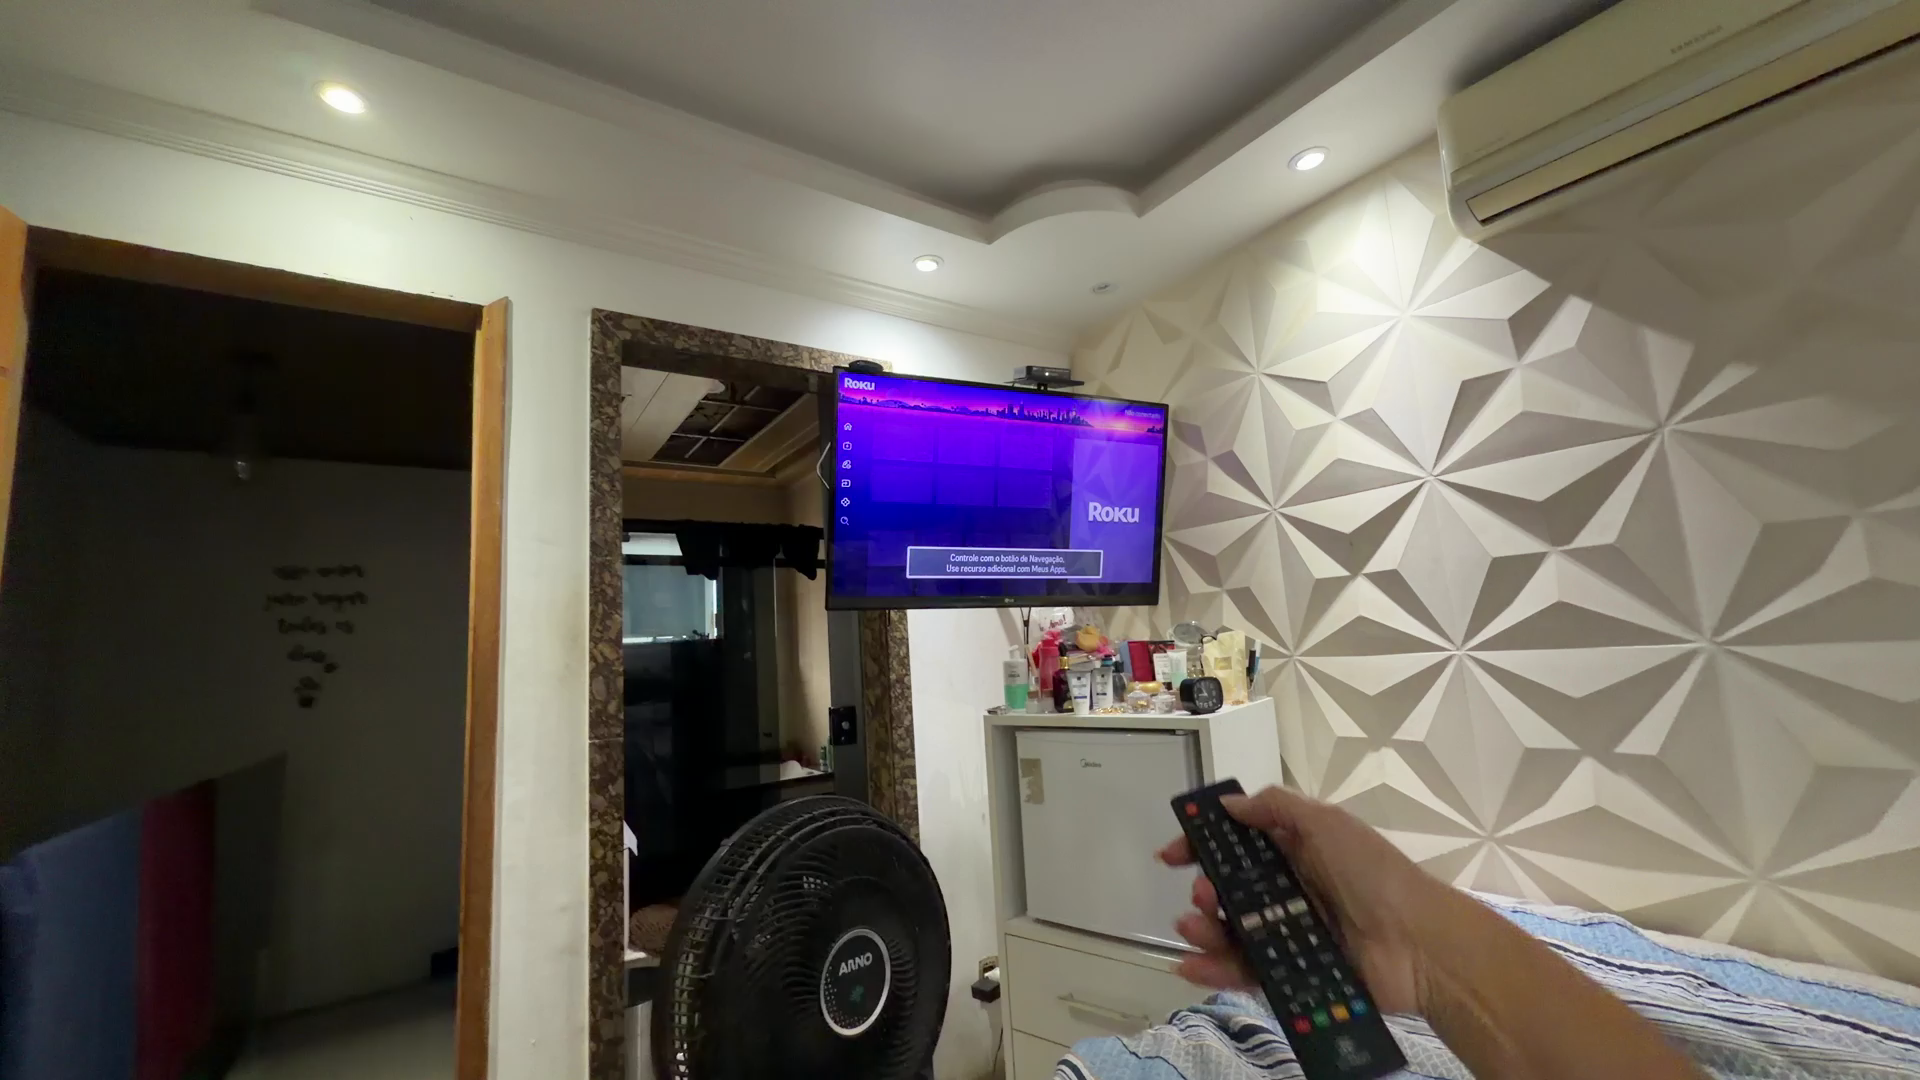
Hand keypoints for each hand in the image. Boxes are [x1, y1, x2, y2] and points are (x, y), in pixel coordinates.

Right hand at [1157, 785, 1440, 1015]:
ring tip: (1194, 928)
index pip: (1234, 846)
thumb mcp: (1327, 822)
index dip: (1200, 846)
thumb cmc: (1371, 874)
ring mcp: (1287, 934)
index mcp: (1291, 851)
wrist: (1423, 946)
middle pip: (1227, 891)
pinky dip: (1214, 969)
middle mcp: (1285, 890)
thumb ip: (1275, 807)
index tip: (1171, 854)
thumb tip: (1227, 805)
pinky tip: (1189, 966)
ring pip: (1230, 931)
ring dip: (1203, 928)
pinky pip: (1246, 971)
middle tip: (1201, 895)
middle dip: (1202, 891)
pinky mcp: (1292, 974)